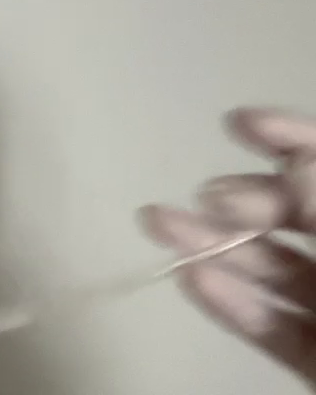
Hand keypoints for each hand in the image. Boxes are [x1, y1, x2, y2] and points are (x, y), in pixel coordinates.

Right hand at [142, 108, 315, 384]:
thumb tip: (300, 165)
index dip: (309, 145)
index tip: (242, 125)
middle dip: (256, 201)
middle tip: (213, 198)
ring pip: (289, 275)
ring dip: (218, 245)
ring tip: (159, 224)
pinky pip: (285, 334)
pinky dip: (237, 308)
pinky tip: (194, 283)